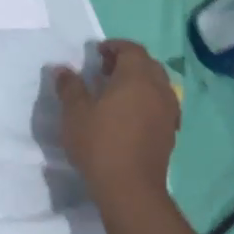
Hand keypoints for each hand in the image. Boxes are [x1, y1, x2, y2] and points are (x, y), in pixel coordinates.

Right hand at [54, 40, 180, 204]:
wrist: (130, 187)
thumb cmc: (99, 143)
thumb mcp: (74, 112)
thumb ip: (70, 86)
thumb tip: (63, 69)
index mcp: (136, 78)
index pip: (131, 49)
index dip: (114, 46)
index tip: (96, 53)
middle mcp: (158, 89)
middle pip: (148, 64)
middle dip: (127, 61)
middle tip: (104, 69)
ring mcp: (169, 112)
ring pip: (158, 84)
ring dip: (139, 81)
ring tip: (116, 92)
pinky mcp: (170, 131)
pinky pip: (161, 103)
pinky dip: (147, 99)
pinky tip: (130, 114)